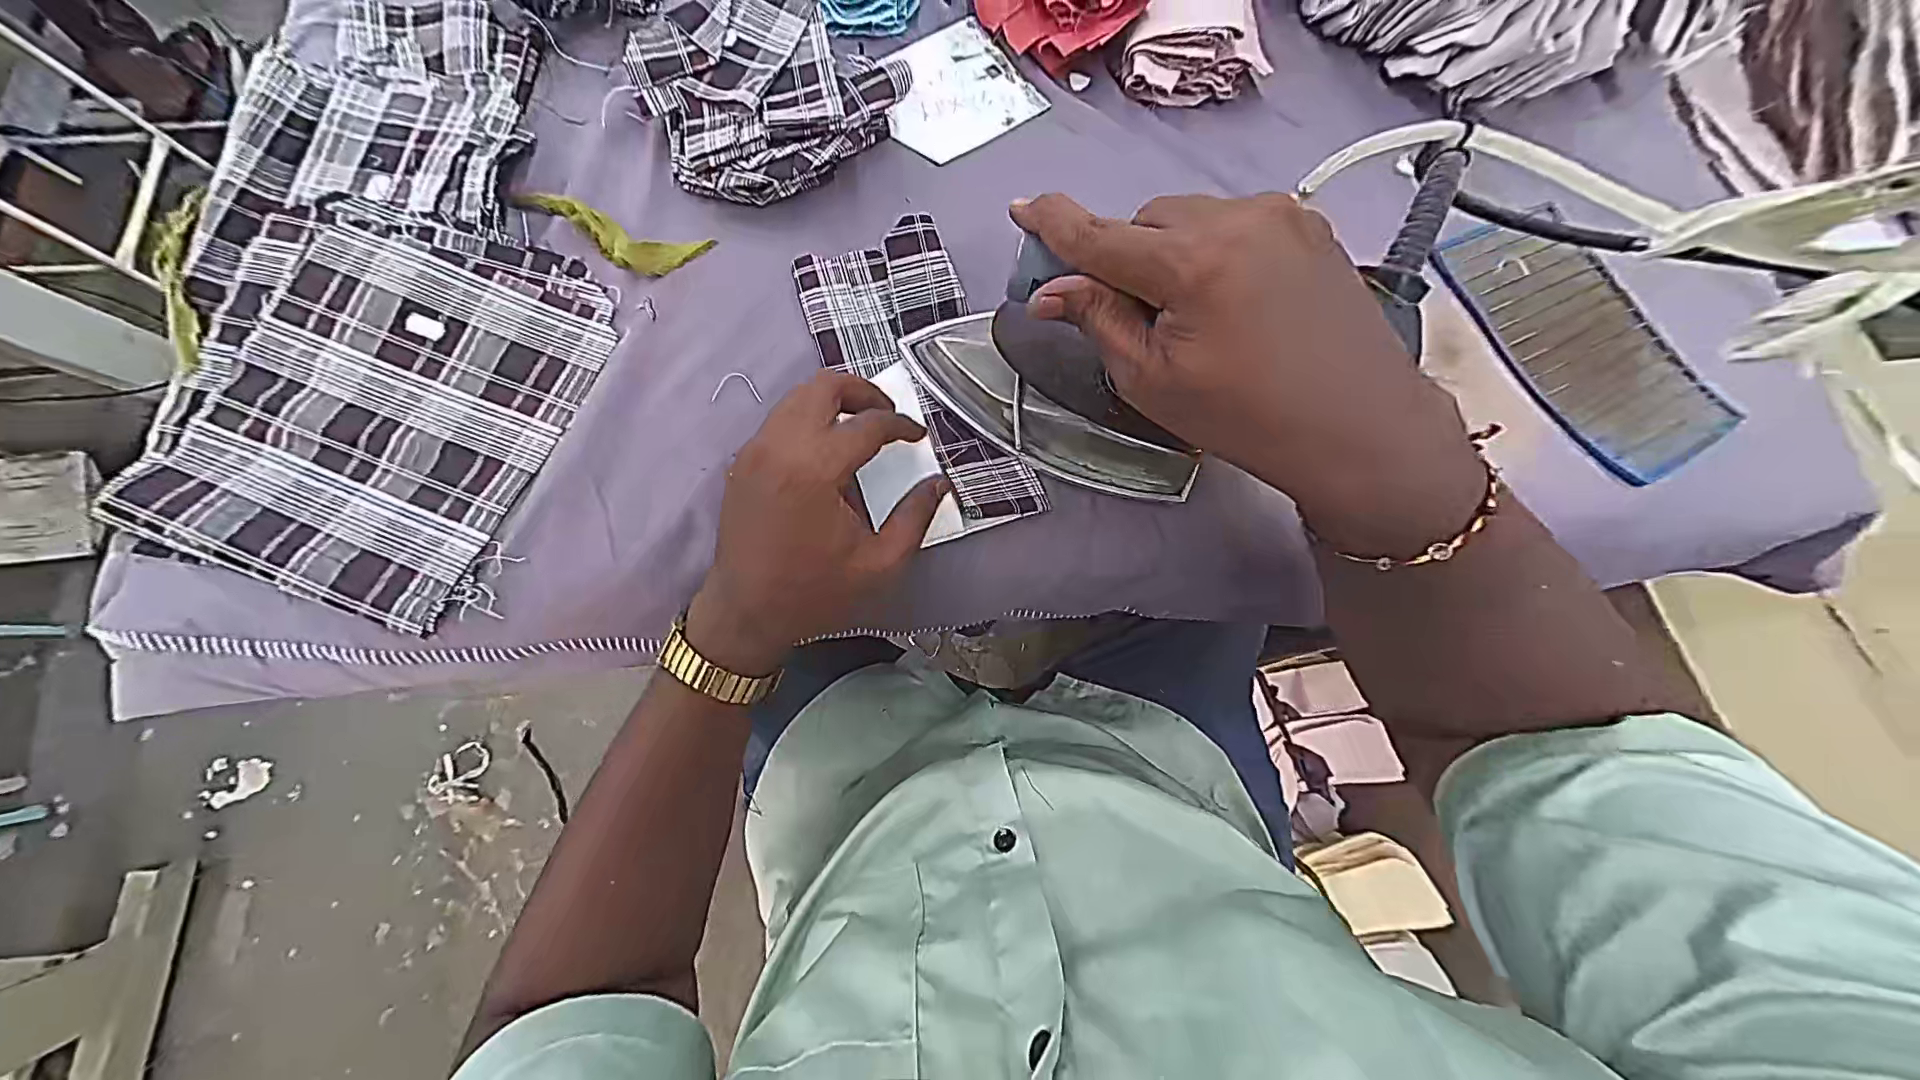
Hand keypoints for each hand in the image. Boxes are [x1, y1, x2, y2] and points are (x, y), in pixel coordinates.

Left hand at [686, 371, 949, 675]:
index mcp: (814, 471)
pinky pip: (780, 419)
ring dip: (834, 402)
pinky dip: (809, 418)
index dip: (901, 425)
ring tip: (861, 428)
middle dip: (864, 391)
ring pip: (798, 396)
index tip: (917, 435)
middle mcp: (779, 448)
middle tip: (888, 414)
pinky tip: (828, 450)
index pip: (867, 423)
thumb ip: (915, 517)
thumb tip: (938, 484)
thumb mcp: (880, 564)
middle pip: (824, 386)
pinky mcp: (743, 462)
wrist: (745, 613)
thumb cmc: (812, 593)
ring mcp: (755, 452)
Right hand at [1009, 193, 1484, 556]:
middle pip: (1146, 221)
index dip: (1054, 224)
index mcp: (1195, 263)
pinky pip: (1232, 223)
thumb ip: (1099, 320)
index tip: (1022, 209)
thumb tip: (1051, 290)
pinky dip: (1209, 251)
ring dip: (1167, 254)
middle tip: (1130, 315)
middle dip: (1125, 259)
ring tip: (1188, 315)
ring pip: (1190, 218)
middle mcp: (1240, 218)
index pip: (1102, 235)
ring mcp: (1282, 215)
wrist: (1355, 426)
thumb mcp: (1152, 379)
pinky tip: (1226, 300)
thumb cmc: (1244, 417)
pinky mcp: (1309, 225)